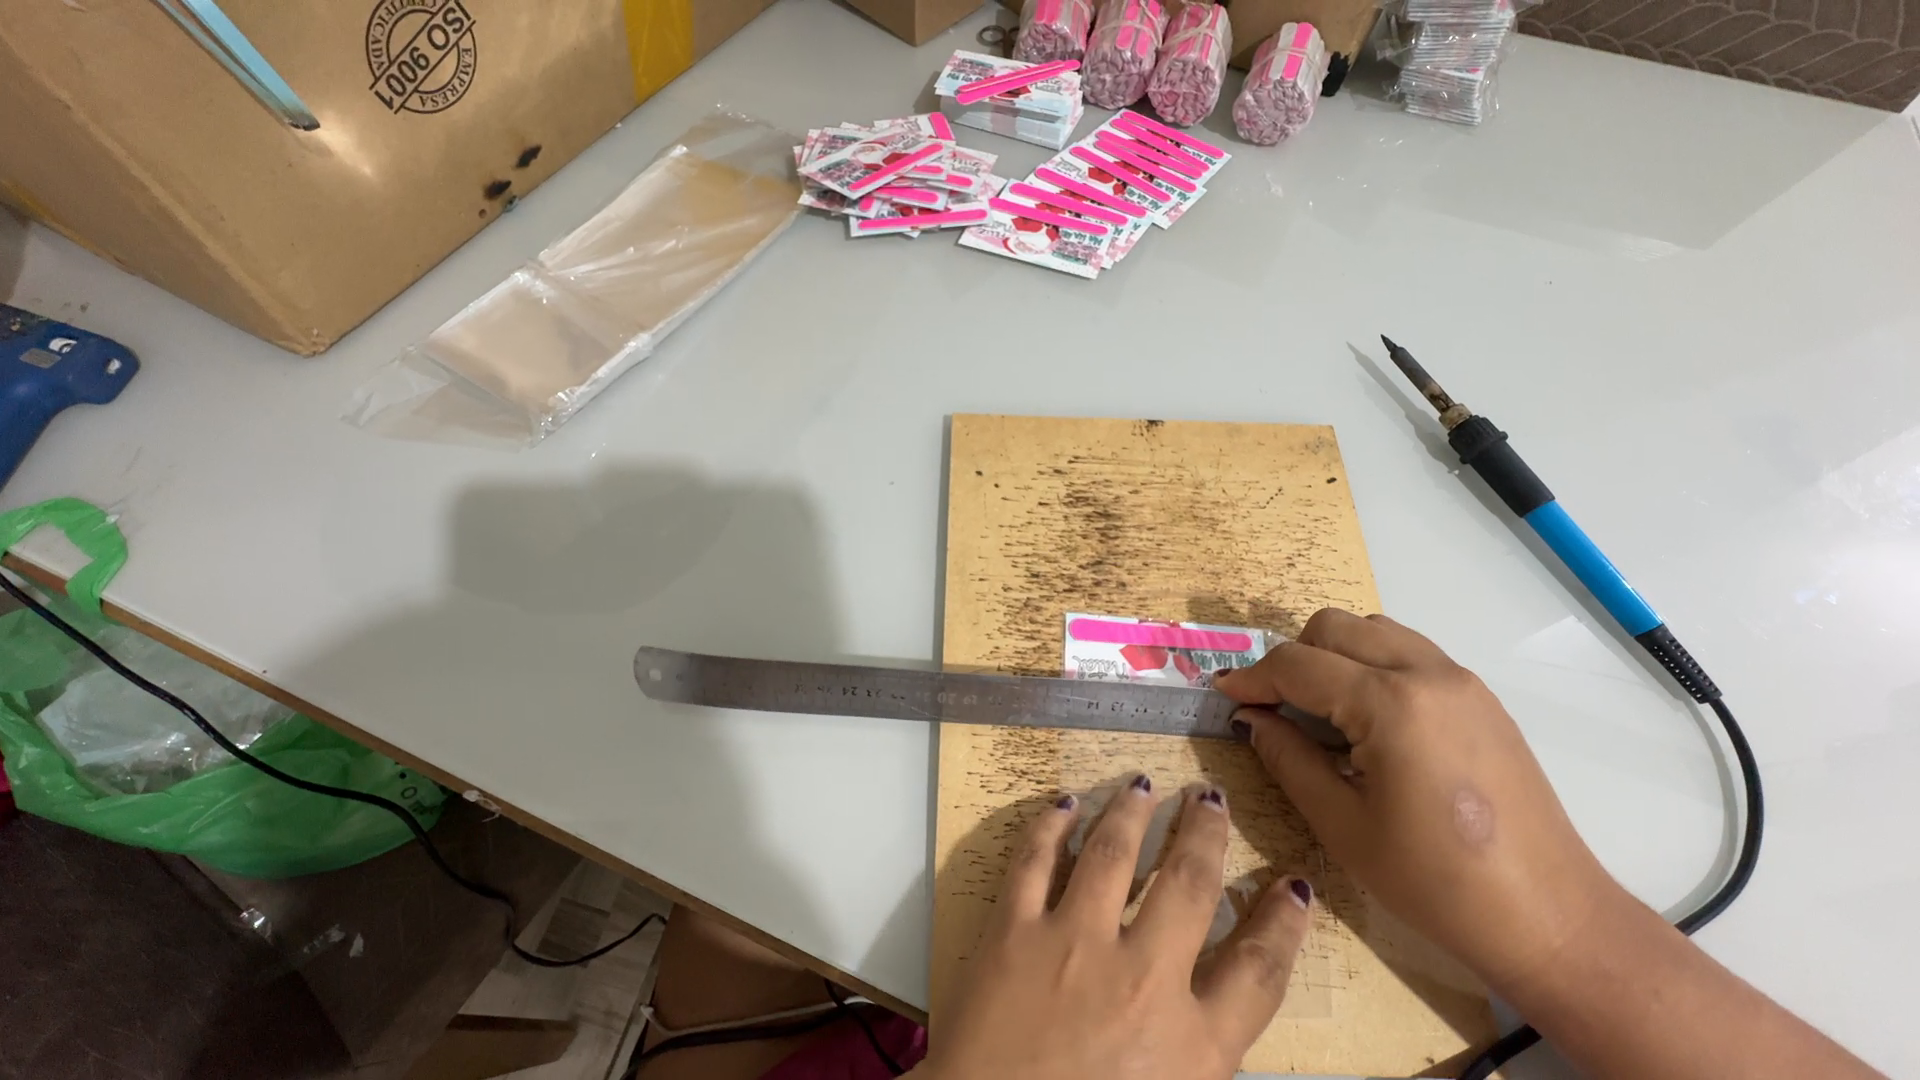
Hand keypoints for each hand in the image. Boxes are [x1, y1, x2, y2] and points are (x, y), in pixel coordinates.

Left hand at [915, 778, 1314, 1079]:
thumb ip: (1202, 1053)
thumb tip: (1220, 1007)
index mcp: (1192, 1043)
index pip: (1258, 969)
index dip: (1283, 923)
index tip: (1292, 882)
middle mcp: (1143, 978)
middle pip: (1188, 884)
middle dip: (1205, 833)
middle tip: (1210, 797)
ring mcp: (1073, 944)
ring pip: (1113, 851)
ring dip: (1132, 811)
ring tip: (1142, 784)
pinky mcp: (1012, 931)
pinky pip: (1035, 860)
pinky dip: (1050, 825)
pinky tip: (1064, 803)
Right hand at [1214, 609, 1623, 994]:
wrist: (1549, 917)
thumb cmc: (1434, 881)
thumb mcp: (1341, 824)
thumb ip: (1287, 757)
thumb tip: (1251, 717)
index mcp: (1390, 704)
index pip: (1298, 665)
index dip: (1252, 677)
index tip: (1223, 696)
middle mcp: (1427, 672)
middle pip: (1333, 627)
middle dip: (1291, 658)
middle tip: (1271, 707)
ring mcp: (1461, 680)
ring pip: (1373, 629)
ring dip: (1332, 654)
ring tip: (1318, 709)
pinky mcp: (1480, 697)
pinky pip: (1408, 651)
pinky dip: (1371, 664)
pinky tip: (1365, 719)